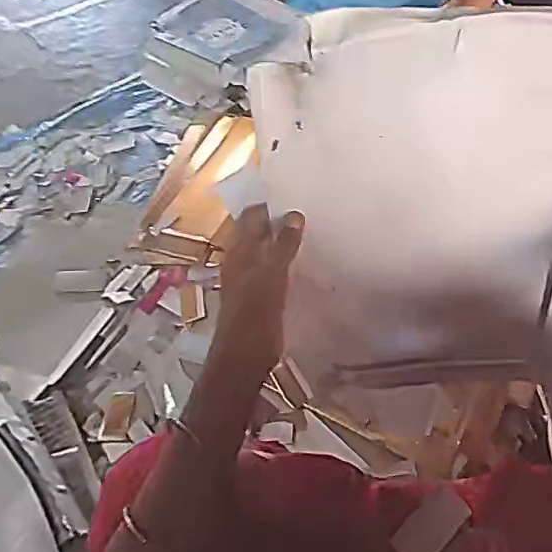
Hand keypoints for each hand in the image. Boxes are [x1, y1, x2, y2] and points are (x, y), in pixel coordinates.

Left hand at [206, 206, 304, 376]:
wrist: (245, 357)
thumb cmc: (255, 314)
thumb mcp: (271, 275)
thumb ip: (282, 245)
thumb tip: (294, 215)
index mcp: (239, 251)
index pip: (253, 216)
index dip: (270, 204)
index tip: (297, 195)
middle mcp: (241, 260)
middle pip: (259, 232)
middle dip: (280, 221)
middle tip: (311, 212)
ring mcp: (250, 278)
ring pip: (267, 250)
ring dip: (285, 242)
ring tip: (313, 233)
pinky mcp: (261, 295)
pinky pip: (274, 268)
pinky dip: (288, 261)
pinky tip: (305, 262)